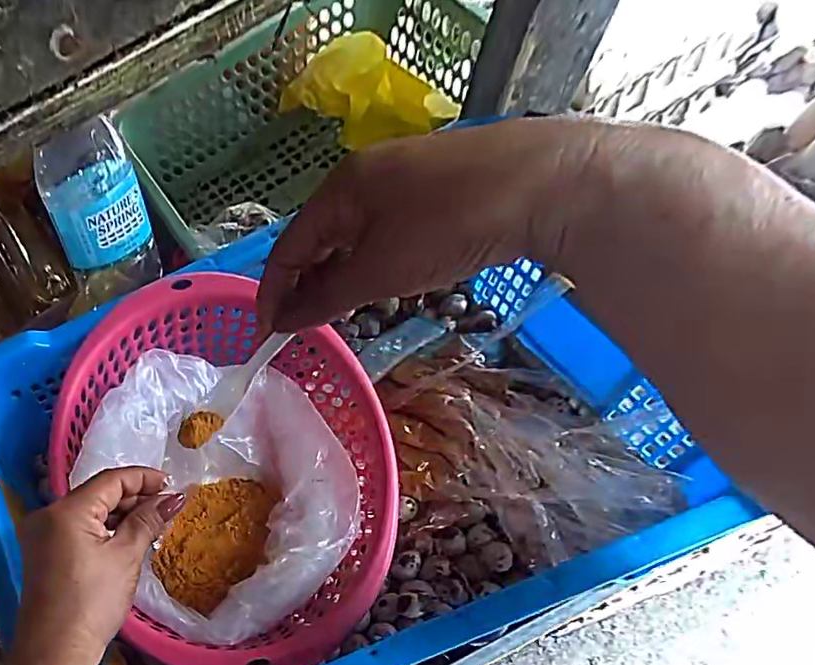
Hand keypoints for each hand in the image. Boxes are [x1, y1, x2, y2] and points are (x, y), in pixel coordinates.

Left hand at [8, 467, 183, 664]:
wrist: (55, 650)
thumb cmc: (93, 602)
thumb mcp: (125, 557)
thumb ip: (147, 521)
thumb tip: (173, 498)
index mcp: (65, 510)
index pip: (110, 480)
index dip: (143, 478)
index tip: (172, 484)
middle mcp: (46, 514)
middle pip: (96, 493)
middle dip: (132, 497)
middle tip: (166, 507)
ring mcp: (40, 535)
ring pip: (86, 512)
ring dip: (118, 514)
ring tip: (151, 523)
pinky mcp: (41, 553)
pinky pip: (76, 529)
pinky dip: (101, 530)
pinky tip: (125, 538)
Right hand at [256, 116, 608, 332]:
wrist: (548, 182)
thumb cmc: (448, 225)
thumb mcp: (378, 271)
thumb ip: (324, 299)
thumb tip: (282, 323)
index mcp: (338, 190)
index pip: (287, 250)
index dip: (272, 296)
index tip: (265, 336)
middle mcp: (361, 179)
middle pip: (315, 243)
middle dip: (302, 289)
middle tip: (299, 330)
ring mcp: (398, 181)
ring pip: (347, 240)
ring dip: (334, 279)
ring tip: (333, 316)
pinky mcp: (429, 191)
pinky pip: (377, 234)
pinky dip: (365, 265)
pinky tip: (373, 287)